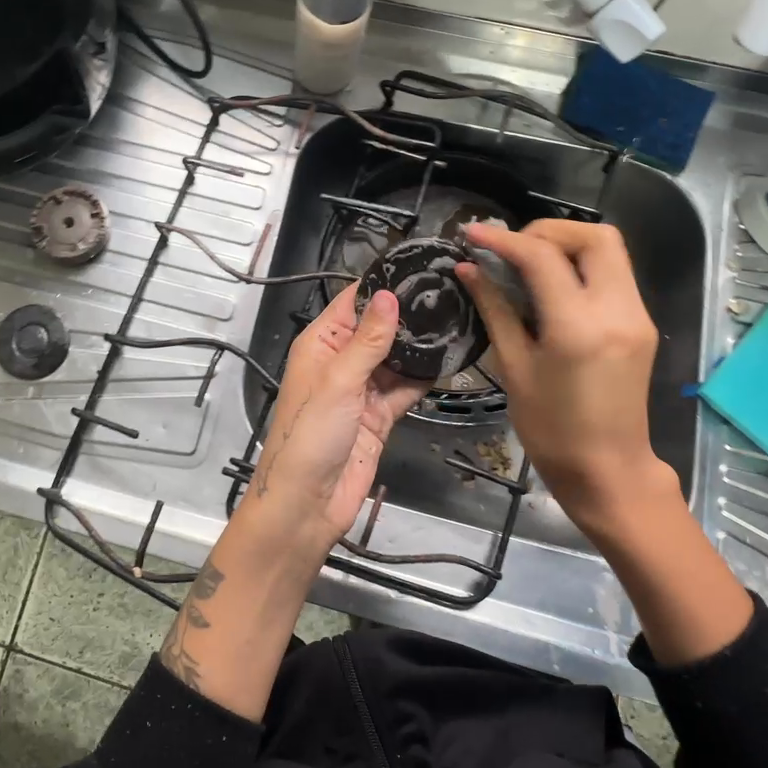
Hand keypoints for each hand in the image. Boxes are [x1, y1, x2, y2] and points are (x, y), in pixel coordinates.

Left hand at [245, 283, 429, 551]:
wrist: (308, 502)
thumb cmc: (312, 432)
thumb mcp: (339, 380)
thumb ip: (368, 339)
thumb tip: (390, 295)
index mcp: (320, 344)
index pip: (352, 302)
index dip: (381, 284)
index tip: (419, 265)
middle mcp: (341, 360)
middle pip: (378, 328)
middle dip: (408, 314)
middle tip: (452, 291)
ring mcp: (362, 389)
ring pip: (395, 358)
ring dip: (420, 346)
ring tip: (459, 319)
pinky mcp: (379, 415)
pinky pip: (404, 388)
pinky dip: (423, 378)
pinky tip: (450, 360)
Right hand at [455, 220, 666, 504]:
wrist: (608, 470)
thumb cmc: (550, 429)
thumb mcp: (513, 367)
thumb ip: (494, 309)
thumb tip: (468, 269)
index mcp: (578, 326)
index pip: (542, 257)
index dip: (503, 239)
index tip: (472, 233)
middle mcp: (617, 311)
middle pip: (593, 236)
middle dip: (547, 230)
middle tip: (510, 248)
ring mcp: (637, 315)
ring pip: (610, 250)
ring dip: (567, 244)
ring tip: (527, 261)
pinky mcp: (641, 324)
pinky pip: (614, 274)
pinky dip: (581, 265)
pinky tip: (550, 284)